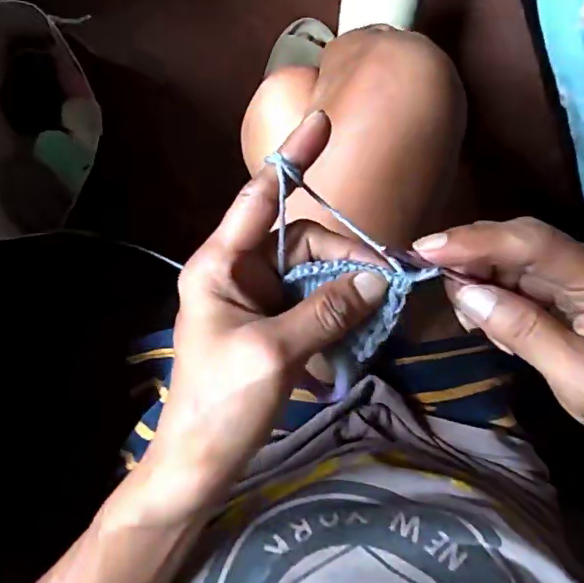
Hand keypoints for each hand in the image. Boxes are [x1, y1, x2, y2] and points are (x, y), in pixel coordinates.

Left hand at [139, 111, 387, 518]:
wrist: (198, 462)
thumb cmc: (221, 404)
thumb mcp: (277, 354)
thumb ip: (328, 310)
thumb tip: (378, 277)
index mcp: (218, 265)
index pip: (258, 198)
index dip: (292, 158)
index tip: (322, 119)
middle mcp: (235, 273)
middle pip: (299, 240)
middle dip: (342, 254)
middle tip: (384, 281)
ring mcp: (252, 300)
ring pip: (309, 272)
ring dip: (344, 289)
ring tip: (374, 314)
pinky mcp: (268, 326)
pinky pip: (310, 303)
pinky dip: (335, 314)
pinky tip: (352, 339)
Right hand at [411, 218, 583, 455]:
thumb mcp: (580, 381)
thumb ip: (526, 333)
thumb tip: (467, 294)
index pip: (536, 245)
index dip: (478, 241)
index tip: (427, 248)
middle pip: (518, 240)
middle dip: (468, 251)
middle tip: (423, 267)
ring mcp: (575, 275)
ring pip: (508, 255)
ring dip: (474, 274)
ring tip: (466, 315)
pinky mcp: (558, 288)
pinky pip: (509, 276)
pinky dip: (484, 292)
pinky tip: (484, 320)